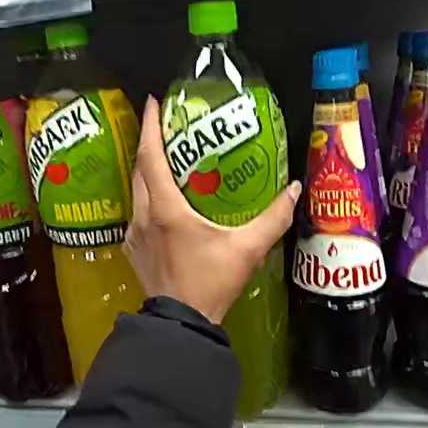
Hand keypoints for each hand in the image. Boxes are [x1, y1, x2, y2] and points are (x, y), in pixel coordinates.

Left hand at [125, 96, 299, 325]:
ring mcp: (134, 235)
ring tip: (167, 159)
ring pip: (135, 192)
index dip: (150, 127)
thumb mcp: (247, 248)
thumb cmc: (211, 283)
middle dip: (148, 144)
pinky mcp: (134, 250)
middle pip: (139, 170)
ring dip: (146, 172)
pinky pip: (136, 213)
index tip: (153, 103)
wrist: (182, 325)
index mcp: (165, 209)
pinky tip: (163, 202)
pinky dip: (147, 199)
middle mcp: (143, 217)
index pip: (150, 158)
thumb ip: (273, 218)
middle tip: (165, 128)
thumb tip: (293, 190)